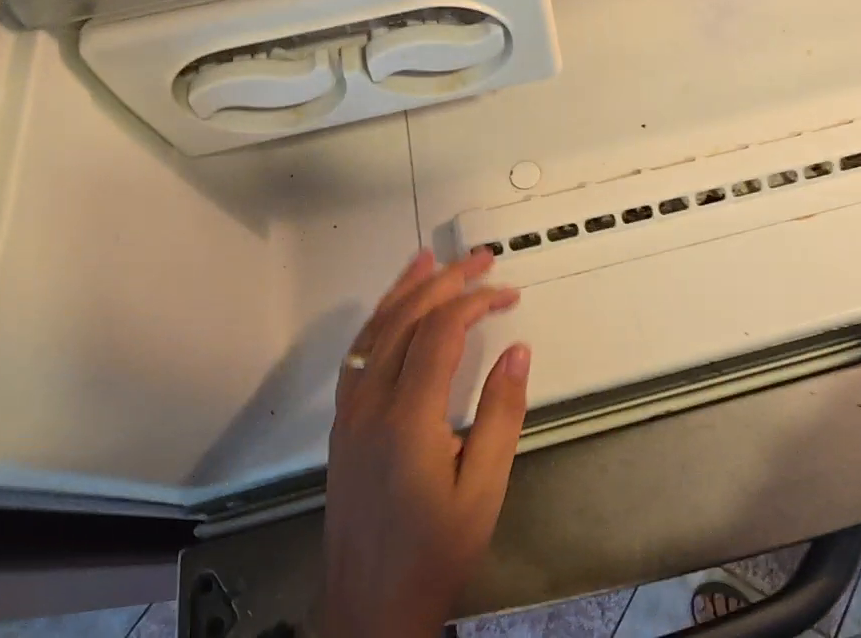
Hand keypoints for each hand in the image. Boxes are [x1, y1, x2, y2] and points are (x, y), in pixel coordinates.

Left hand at [318, 249, 531, 637]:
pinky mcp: (342, 425)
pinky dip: (378, 320)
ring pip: (373, 332)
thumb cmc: (436, 550)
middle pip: (404, 321)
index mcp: (408, 419)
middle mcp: (370, 405)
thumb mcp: (484, 489)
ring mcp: (348, 413)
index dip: (474, 302)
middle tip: (481, 258)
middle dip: (444, 281)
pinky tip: (394, 310)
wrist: (371, 605)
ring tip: (429, 258)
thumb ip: (502, 413)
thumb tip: (518, 349)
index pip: (440, 334)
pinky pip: (357, 355)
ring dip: (404, 290)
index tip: (508, 292)